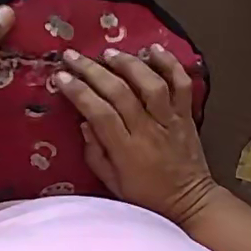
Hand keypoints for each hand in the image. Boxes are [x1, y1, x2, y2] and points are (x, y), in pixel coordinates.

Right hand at [54, 45, 221, 227]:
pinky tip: (154, 49)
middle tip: (73, 56)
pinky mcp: (187, 115)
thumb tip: (84, 122)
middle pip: (119, 92)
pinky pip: (182, 84)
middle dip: (92, 70)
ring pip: (150, 84)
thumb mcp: (113, 183)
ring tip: (108, 53)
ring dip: (128, 64)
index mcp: (126, 151)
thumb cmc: (146, 196)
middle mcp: (148, 131)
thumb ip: (96, 154)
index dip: (78, 92)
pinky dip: (170, 64)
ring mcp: (170, 121)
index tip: (61, 76)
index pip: (99, 113)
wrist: (189, 202)